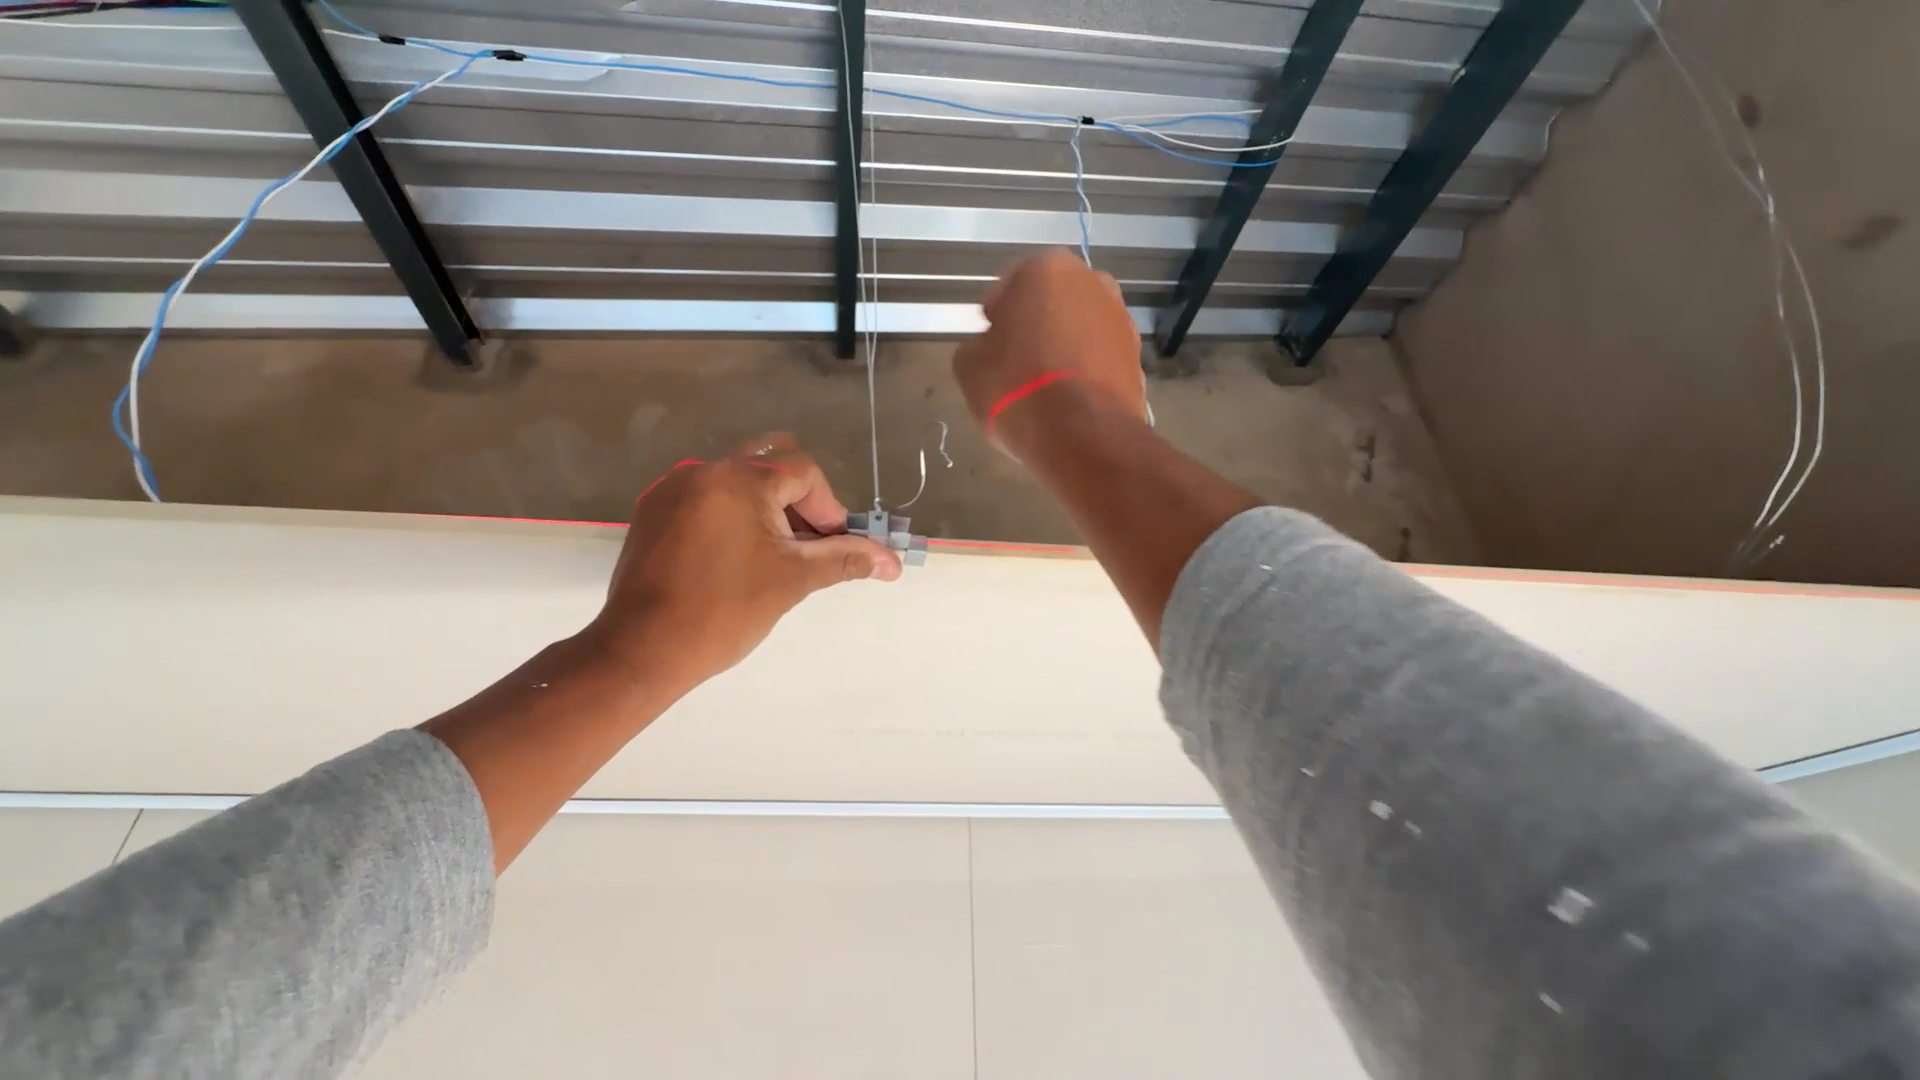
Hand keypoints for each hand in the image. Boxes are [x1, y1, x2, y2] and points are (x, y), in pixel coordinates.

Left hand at [585, 433, 900, 693]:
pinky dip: (730, 514)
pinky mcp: (653, 511)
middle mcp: (704, 470)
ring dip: (764, 505)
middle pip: (769, 462)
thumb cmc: (725, 612)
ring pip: (735, 478)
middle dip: (798, 497)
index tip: (830, 546)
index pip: (803, 472)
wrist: (643, 650)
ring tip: (773, 553)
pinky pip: (705, 496)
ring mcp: (672, 488)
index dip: (828, 508)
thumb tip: (892, 561)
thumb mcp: (794, 581)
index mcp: (740, 480)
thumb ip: (845, 559)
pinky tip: (732, 557)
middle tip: (806, 540)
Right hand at [951, 249, 1147, 448]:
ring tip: (1044, 390)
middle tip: (1016, 365)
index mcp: (1047, 268)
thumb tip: (994, 349)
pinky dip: (1085, 374)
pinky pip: (1099, 361)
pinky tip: (1069, 403)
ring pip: (1080, 331)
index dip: (997, 317)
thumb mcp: (969, 366)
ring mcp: (1121, 320)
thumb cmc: (1016, 386)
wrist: (1082, 433)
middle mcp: (1092, 282)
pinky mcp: (1137, 359)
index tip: (990, 346)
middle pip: (1052, 304)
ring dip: (1064, 350)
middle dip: (1036, 328)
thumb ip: (979, 345)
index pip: (1010, 286)